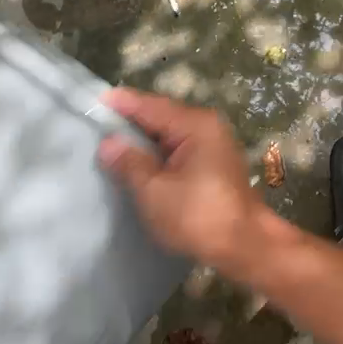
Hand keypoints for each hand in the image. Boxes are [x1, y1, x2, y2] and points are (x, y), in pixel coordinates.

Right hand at [97, 87, 273, 268]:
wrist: (246, 245)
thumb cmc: (199, 216)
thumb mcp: (155, 192)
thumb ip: (130, 163)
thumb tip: (109, 142)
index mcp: (195, 125)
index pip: (151, 106)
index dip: (123, 103)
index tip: (96, 98)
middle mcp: (207, 126)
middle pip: (162, 115)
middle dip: (132, 118)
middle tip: (98, 119)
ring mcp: (214, 144)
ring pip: (171, 132)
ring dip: (145, 136)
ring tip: (113, 138)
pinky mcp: (214, 162)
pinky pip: (179, 146)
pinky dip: (159, 150)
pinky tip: (141, 159)